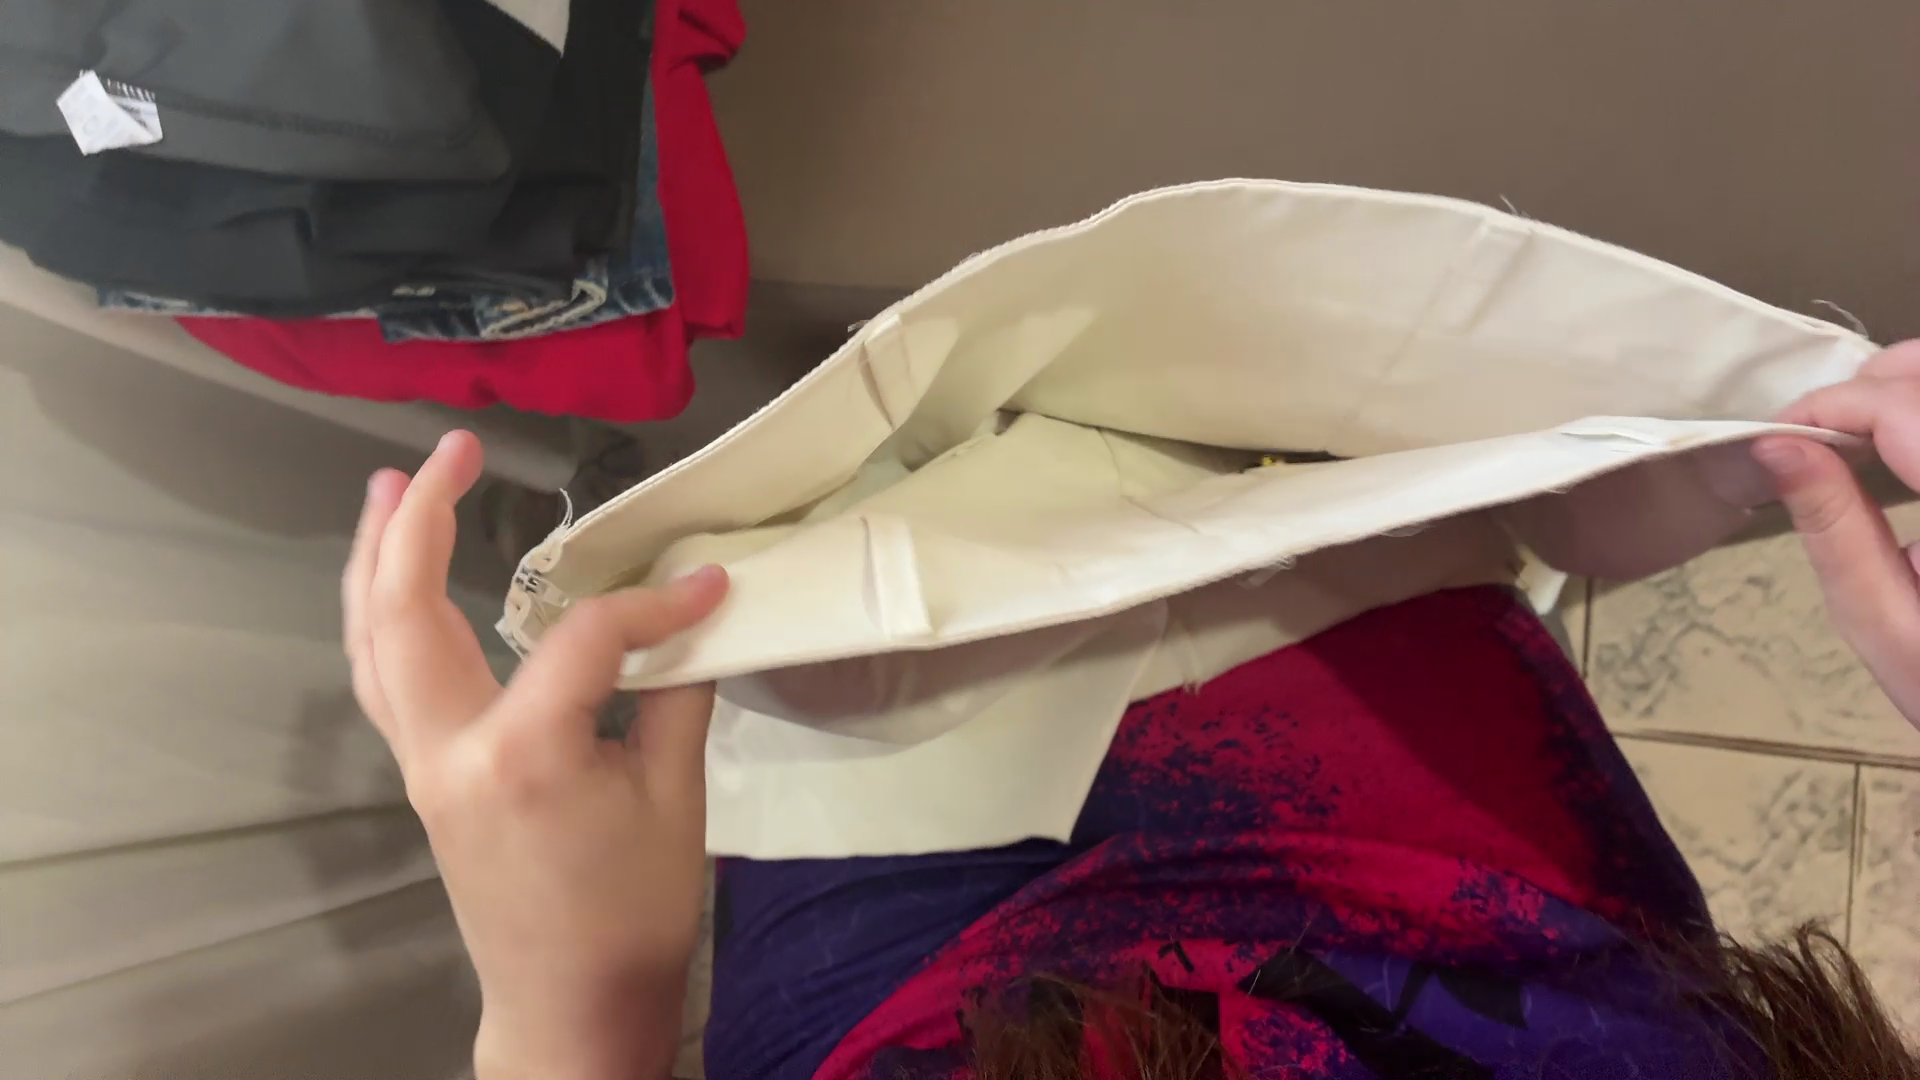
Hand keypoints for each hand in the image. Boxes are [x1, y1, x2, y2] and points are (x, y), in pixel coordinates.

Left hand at [342, 431, 729, 1079]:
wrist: (570, 1000)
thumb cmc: (633, 905)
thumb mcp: (675, 794)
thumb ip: (678, 691)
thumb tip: (698, 617)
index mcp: (523, 754)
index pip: (588, 638)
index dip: (657, 601)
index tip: (712, 584)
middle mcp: (448, 749)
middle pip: (405, 613)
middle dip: (419, 521)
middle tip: (449, 452)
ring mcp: (422, 763)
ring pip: (373, 642)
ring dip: (377, 559)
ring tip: (391, 489)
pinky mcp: (426, 775)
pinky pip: (389, 676)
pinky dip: (388, 615)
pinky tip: (407, 586)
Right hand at [1755, 340, 1919, 727]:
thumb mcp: (1880, 614)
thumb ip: (1833, 522)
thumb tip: (1775, 448)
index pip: (1911, 411)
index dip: (1830, 407)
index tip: (1772, 437)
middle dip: (1878, 384)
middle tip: (1814, 430)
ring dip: (1913, 392)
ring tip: (1861, 430)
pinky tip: (1910, 448)